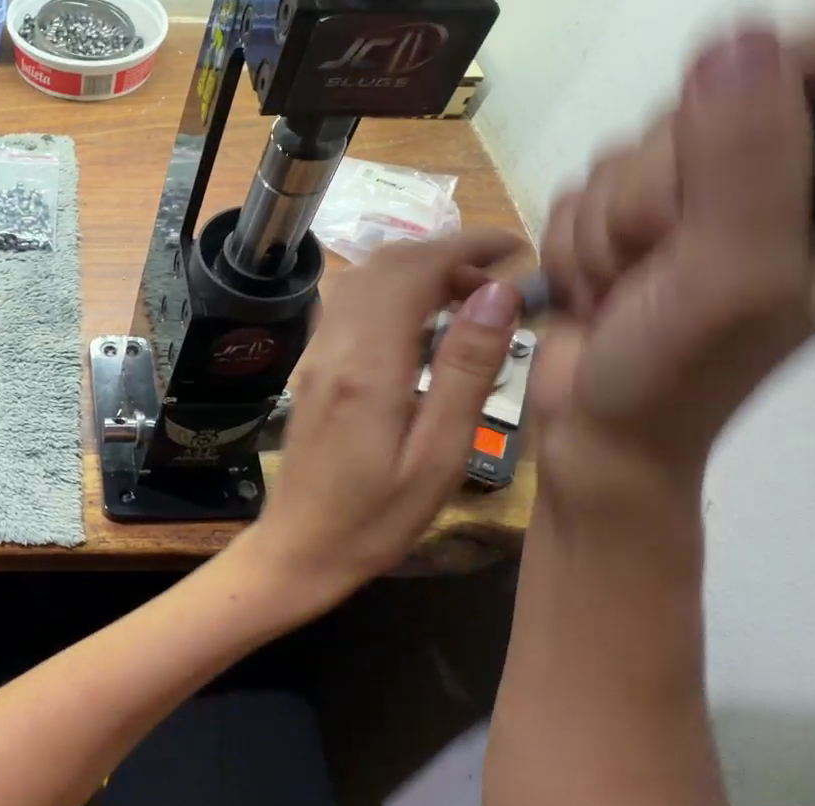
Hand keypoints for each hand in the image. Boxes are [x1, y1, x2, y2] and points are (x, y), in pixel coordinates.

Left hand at [239, 231, 526, 610]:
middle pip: (382, 266)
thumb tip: (497, 293)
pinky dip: (387, 296)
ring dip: (414, 273)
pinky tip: (420, 328)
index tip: (516, 253)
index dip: (466, 247)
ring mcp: (312, 361)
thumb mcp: (438, 456)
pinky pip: (345, 310)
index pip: (412, 270)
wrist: (299, 550)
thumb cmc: (375, 519)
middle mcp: (331, 351)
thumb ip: (467, 371)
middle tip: (497, 283)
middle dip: (443, 255)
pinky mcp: (308, 375)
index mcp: (366, 367)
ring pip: (359, 283)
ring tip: (467, 301)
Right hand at [534, 6, 814, 480]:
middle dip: (655, 190)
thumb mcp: (732, 275)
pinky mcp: (632, 215)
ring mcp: (704, 193)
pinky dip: (573, 242)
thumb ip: (746, 159)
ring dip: (604, 229)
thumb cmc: (679, 375)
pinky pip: (583, 183)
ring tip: (623, 289)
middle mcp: (794, 169)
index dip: (775, 93)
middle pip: (717, 95)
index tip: (724, 173)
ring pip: (632, 144)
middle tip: (658, 263)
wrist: (598, 435)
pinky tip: (595, 286)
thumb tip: (726, 44)